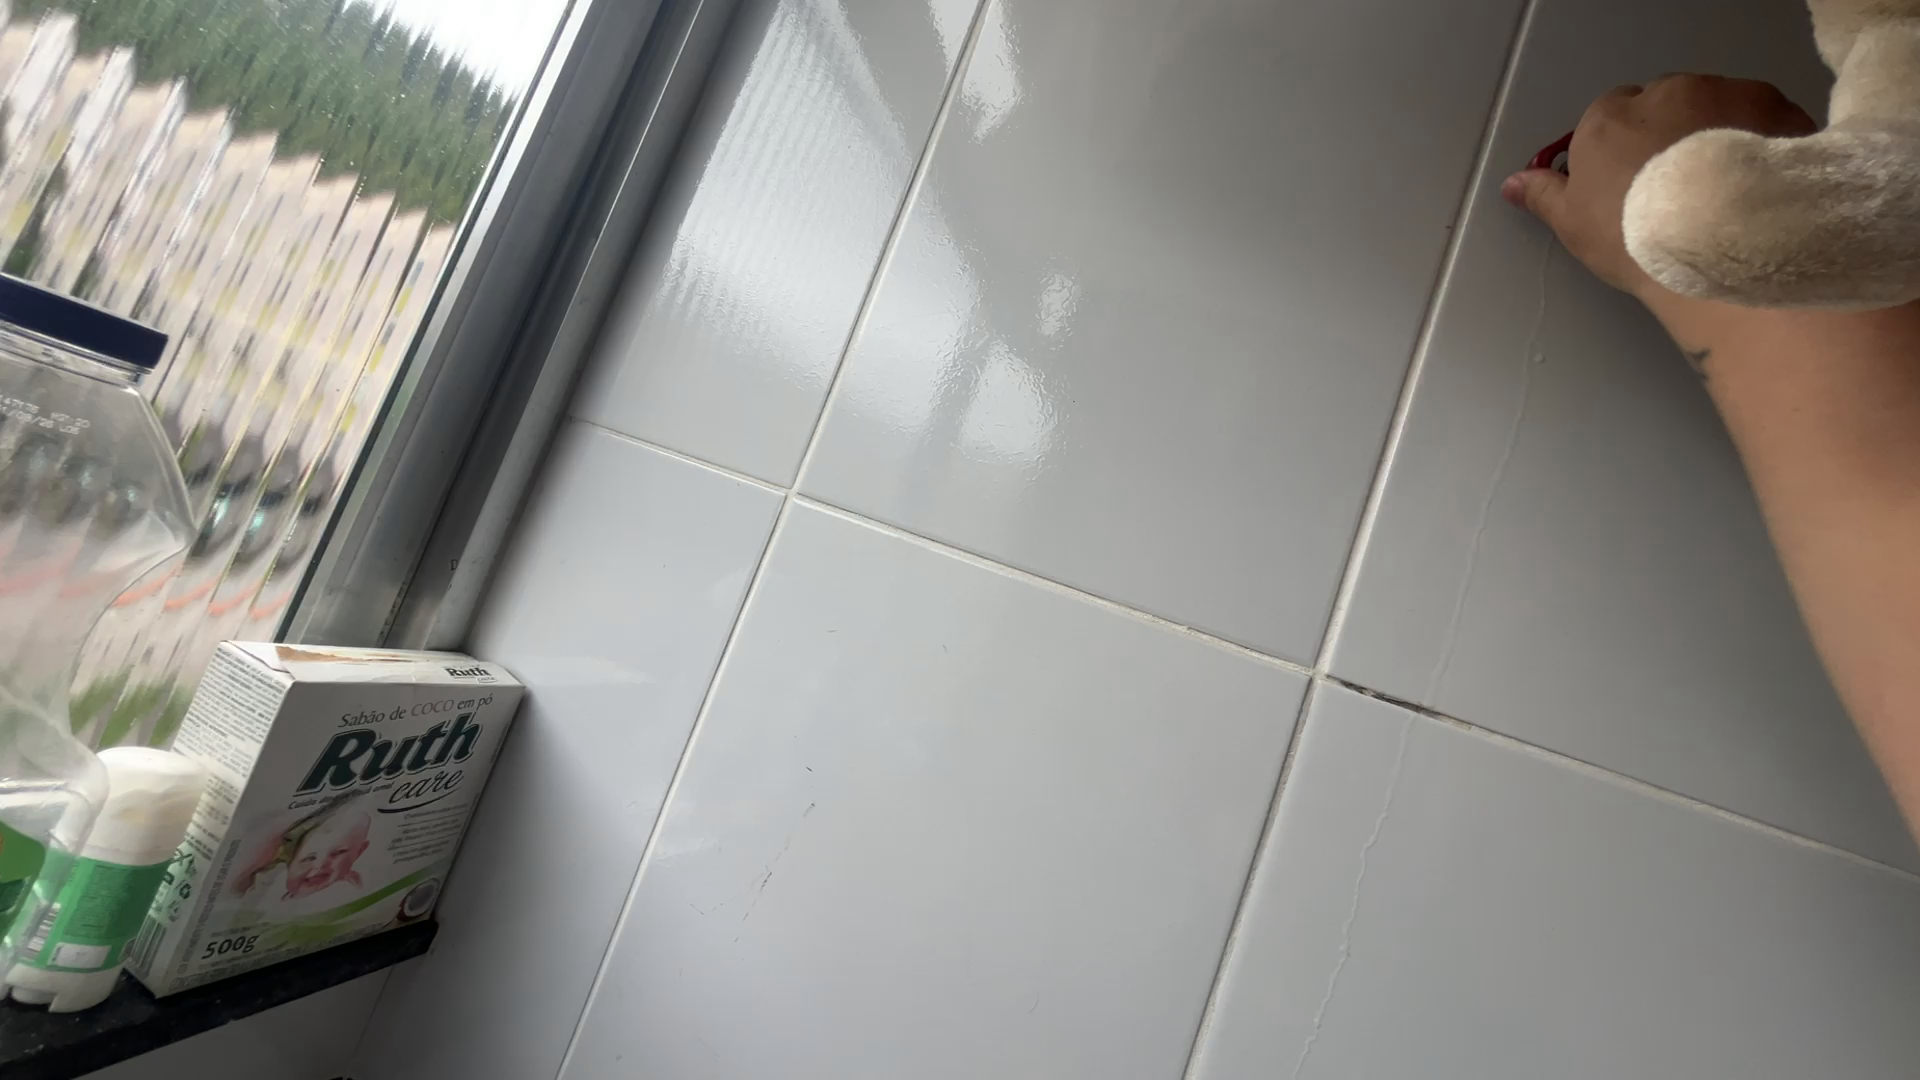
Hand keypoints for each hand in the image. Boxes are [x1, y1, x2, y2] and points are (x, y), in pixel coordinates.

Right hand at [1502, 75, 1817, 302]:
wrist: (1718, 241)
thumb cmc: (1626, 232)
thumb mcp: (1571, 221)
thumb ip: (1542, 194)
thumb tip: (1513, 183)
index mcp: (1609, 118)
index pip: (1602, 115)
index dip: (1606, 148)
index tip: (1611, 180)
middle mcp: (1667, 92)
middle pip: (1658, 104)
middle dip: (1657, 131)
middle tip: (1657, 183)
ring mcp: (1727, 92)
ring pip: (1708, 105)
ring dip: (1704, 131)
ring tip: (1703, 183)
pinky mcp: (1779, 104)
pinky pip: (1753, 116)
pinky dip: (1746, 137)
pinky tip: (1740, 178)